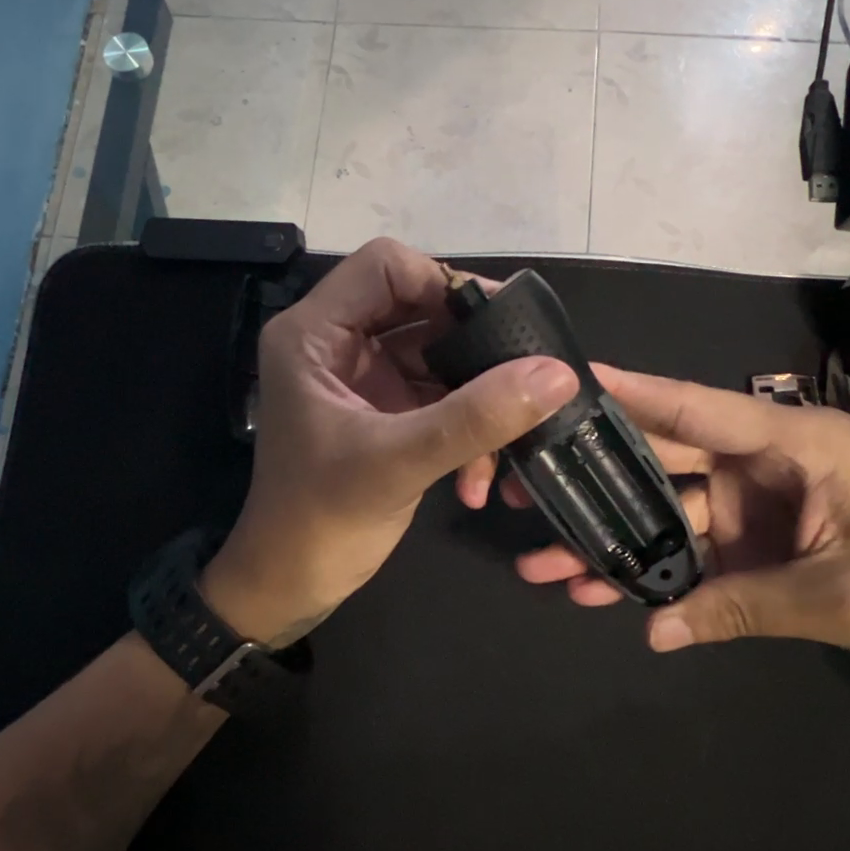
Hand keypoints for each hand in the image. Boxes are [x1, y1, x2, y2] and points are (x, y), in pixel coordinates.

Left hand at [200, 239, 578, 647]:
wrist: (291, 583)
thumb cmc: (322, 519)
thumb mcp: (399, 462)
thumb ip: (476, 417)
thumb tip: (558, 373)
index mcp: (313, 335)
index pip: (385, 267)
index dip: (442, 284)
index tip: (495, 327)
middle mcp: (335, 345)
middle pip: (418, 307)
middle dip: (471, 347)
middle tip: (525, 373)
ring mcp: (361, 380)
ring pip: (435, 356)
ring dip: (474, 398)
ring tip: (506, 444)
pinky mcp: (382, 414)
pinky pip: (437, 397)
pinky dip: (464, 429)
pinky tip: (479, 478)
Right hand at [514, 365, 849, 670]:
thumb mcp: (848, 597)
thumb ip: (746, 608)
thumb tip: (652, 631)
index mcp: (799, 442)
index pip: (699, 407)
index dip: (633, 391)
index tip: (569, 376)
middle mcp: (765, 463)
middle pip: (665, 459)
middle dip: (595, 477)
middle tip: (525, 488)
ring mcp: (756, 506)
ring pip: (666, 514)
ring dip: (610, 540)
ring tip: (543, 564)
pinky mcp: (756, 545)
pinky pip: (691, 555)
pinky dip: (651, 575)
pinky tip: (600, 593)